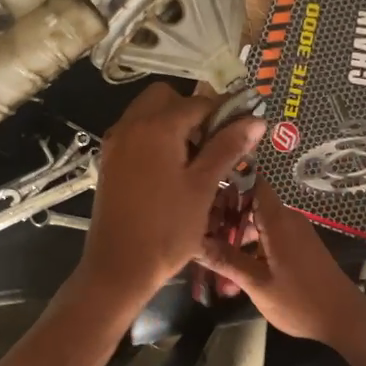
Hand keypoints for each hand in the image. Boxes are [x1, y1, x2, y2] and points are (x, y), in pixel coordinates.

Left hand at [79, 84, 264, 296]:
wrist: (119, 267)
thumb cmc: (167, 229)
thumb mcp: (204, 186)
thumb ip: (227, 147)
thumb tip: (255, 120)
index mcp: (156, 127)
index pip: (199, 102)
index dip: (225, 113)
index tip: (243, 131)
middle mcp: (131, 126)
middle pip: (165, 98)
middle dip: (192, 111)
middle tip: (212, 143)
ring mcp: (116, 144)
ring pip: (147, 114)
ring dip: (173, 124)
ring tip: (195, 160)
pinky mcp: (109, 162)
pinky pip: (135, 134)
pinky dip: (155, 139)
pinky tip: (172, 171)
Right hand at [194, 181, 365, 345]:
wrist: (344, 318)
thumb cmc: (300, 301)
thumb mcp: (257, 283)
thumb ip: (226, 260)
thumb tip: (193, 242)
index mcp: (278, 220)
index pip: (252, 182)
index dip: (226, 184)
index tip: (201, 197)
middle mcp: (288, 219)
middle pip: (250, 204)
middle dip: (223, 220)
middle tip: (197, 238)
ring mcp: (295, 233)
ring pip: (257, 225)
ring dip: (235, 241)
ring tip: (210, 264)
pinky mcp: (299, 248)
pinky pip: (269, 239)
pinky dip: (251, 251)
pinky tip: (234, 277)